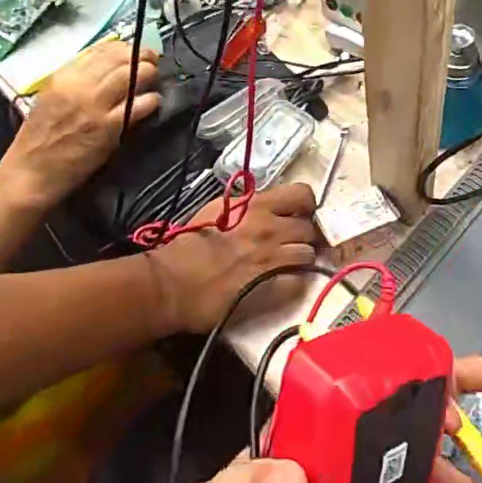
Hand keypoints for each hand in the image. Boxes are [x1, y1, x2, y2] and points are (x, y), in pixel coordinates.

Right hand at [0, 41, 159, 206]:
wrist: (30, 173)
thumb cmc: (38, 139)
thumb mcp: (50, 99)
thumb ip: (75, 82)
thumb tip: (106, 68)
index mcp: (62, 77)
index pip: (100, 50)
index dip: (122, 47)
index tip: (134, 49)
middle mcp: (78, 86)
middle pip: (119, 59)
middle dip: (141, 56)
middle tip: (152, 59)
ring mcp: (94, 106)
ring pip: (130, 76)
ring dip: (148, 72)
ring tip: (153, 75)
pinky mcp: (108, 128)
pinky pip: (137, 106)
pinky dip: (150, 100)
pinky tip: (153, 100)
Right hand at [146, 184, 319, 333]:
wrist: (171, 284)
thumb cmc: (187, 245)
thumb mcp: (217, 210)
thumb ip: (248, 206)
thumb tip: (267, 206)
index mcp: (257, 205)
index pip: (303, 194)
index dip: (305, 205)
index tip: (297, 213)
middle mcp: (272, 228)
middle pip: (309, 228)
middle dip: (302, 235)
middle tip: (288, 244)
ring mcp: (275, 259)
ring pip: (309, 254)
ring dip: (299, 259)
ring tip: (283, 265)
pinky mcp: (274, 288)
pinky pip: (300, 281)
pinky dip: (293, 282)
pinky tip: (279, 283)